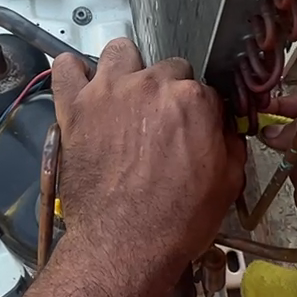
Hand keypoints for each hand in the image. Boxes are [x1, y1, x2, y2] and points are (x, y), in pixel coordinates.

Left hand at [52, 40, 245, 280]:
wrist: (125, 244)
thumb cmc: (177, 219)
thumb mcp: (228, 183)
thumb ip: (230, 142)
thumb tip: (225, 127)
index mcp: (193, 100)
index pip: (203, 89)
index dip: (198, 111)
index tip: (190, 129)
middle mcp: (152, 84)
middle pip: (166, 68)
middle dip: (165, 92)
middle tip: (158, 124)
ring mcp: (110, 91)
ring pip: (120, 51)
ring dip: (126, 70)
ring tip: (124, 98)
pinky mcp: (75, 106)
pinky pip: (66, 67)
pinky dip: (73, 74)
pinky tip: (82, 89)